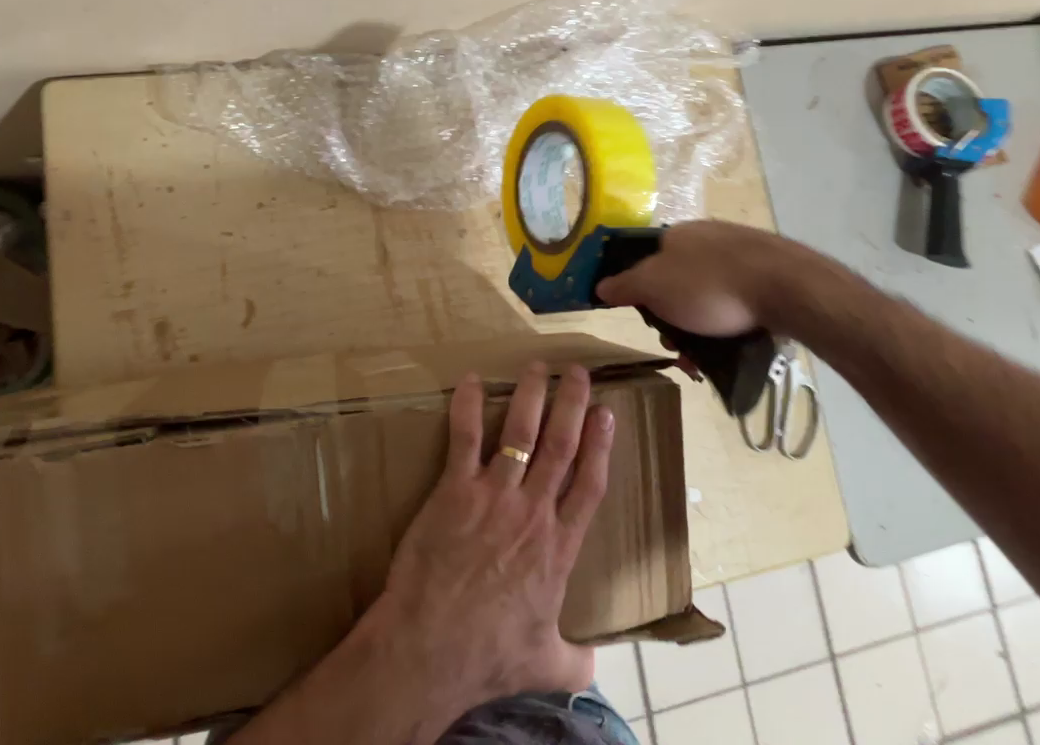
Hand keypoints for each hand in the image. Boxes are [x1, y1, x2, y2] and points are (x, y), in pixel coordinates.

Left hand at [365, 363, 615, 709]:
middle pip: (561, 447)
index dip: (601, 446)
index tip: (607, 414)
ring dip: (530, 396)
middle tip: (578, 372)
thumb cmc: (489, 655)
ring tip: (537, 366)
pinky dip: (467, 407)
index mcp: (560, 547)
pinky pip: (464, 439)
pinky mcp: (454, 492)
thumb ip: (576, 661)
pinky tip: (469, 380)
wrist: (432, 646)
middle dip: (572, 405)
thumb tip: (594, 674)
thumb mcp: (545, 663)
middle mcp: (534, 512)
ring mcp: (494, 497)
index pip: (589, 485)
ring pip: (520, 434)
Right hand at [594, 220, 795, 335]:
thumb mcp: (654, 287)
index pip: (649, 261)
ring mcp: (743, 255)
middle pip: (679, 283)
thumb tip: (599, 285)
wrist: (786, 287)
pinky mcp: (771, 274)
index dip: (644, 294)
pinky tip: (733, 346)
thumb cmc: (710, 285)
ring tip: (704, 358)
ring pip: (710, 297)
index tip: (649, 322)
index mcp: (679, 234)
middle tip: (679, 348)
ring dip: (701, 329)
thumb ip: (624, 286)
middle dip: (674, 319)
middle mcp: (710, 238)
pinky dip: (730, 324)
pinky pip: (740, 302)